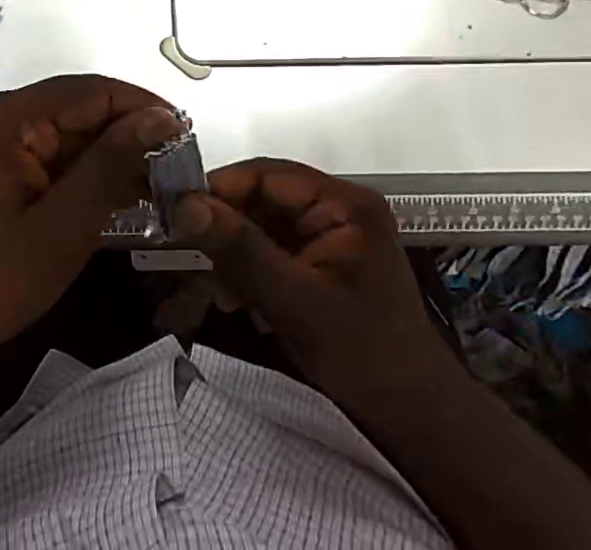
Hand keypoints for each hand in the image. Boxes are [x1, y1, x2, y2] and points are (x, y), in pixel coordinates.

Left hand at [0, 74, 183, 384]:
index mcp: (2, 117)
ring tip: (155, 192)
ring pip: (56, 138)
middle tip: (177, 175)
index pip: (88, 91)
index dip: (141, 108)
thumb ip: (109, 168)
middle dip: (125, 140)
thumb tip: (158, 119)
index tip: (187, 137)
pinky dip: (71, 179)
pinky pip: (35, 160)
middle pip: (72, 112)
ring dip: (101, 163)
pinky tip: (108, 201)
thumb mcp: (59, 228)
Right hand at [171, 158, 455, 401]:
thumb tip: (185, 205)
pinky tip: (241, 301)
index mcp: (344, 205)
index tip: (178, 211)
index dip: (219, 188)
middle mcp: (336, 210)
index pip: (266, 175)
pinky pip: (268, 249)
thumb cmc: (365, 355)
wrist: (411, 416)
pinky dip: (247, 271)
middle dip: (226, 231)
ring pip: (258, 225)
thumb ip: (240, 250)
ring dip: (233, 256)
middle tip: (197, 259)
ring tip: (224, 293)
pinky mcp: (317, 260)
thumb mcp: (294, 301)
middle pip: (260, 199)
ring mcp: (327, 235)